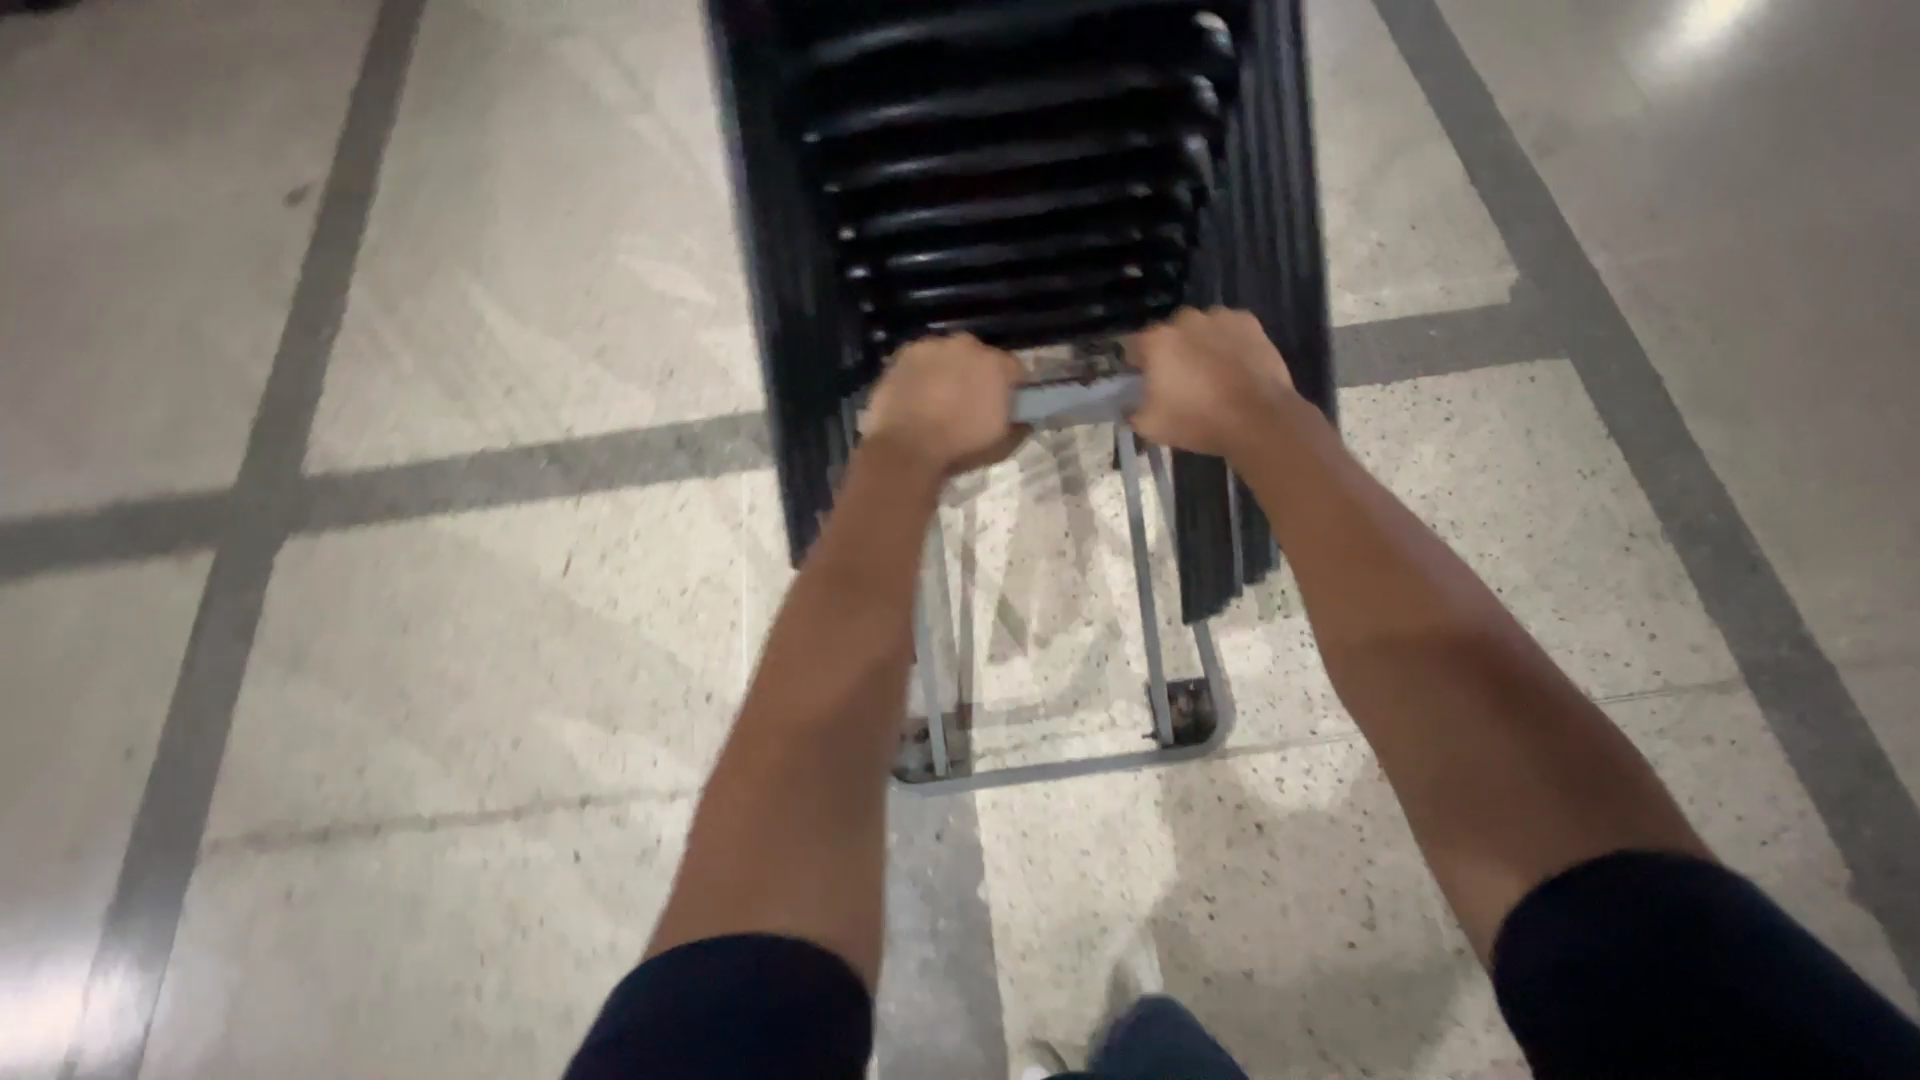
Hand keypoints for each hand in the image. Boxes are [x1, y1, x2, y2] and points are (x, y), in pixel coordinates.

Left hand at [863, 334, 1026, 475]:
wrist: (906, 448)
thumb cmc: (960, 447)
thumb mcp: (1001, 444)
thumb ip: (1019, 426)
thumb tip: (1025, 420)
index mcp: (996, 364)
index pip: (1014, 368)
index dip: (1011, 386)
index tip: (1004, 403)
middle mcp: (966, 345)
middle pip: (978, 356)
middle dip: (976, 374)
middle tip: (968, 402)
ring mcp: (932, 346)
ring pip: (947, 355)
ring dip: (947, 370)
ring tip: (937, 399)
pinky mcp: (904, 354)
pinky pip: (920, 360)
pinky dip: (921, 373)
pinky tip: (916, 394)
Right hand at [1124, 307, 1295, 458]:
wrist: (1259, 419)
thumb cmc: (1198, 421)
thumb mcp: (1150, 427)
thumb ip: (1131, 412)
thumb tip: (1128, 405)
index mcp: (1156, 341)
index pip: (1131, 346)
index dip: (1135, 365)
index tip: (1143, 382)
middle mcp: (1185, 320)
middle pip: (1167, 334)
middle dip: (1169, 351)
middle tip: (1179, 379)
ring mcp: (1219, 317)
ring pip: (1199, 328)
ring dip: (1198, 343)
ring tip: (1210, 372)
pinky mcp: (1248, 322)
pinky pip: (1228, 328)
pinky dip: (1227, 341)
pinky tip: (1233, 364)